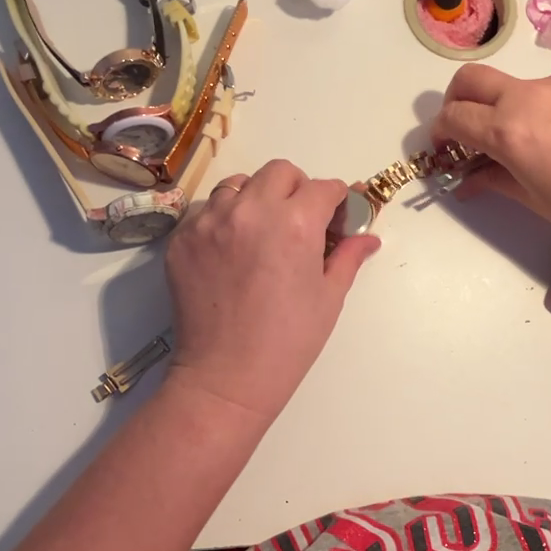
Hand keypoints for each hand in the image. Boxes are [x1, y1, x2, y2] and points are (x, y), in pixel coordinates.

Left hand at [163, 160, 380, 422]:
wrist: (225, 378)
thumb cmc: (288, 342)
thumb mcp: (328, 298)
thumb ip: (348, 257)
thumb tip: (368, 238)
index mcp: (295, 222)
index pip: (323, 188)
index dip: (336, 202)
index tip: (337, 219)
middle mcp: (250, 210)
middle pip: (279, 172)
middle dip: (297, 189)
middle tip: (300, 222)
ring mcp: (209, 222)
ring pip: (238, 185)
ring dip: (256, 198)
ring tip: (260, 234)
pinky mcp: (182, 239)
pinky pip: (206, 212)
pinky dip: (223, 221)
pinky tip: (231, 253)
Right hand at [432, 65, 550, 247]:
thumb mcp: (535, 200)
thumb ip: (494, 180)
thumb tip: (468, 179)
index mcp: (508, 130)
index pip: (453, 117)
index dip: (440, 133)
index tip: (444, 148)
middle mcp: (528, 97)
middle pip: (470, 79)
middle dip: (455, 100)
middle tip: (463, 129)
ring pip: (515, 86)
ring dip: (505, 108)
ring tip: (533, 146)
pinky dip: (542, 107)